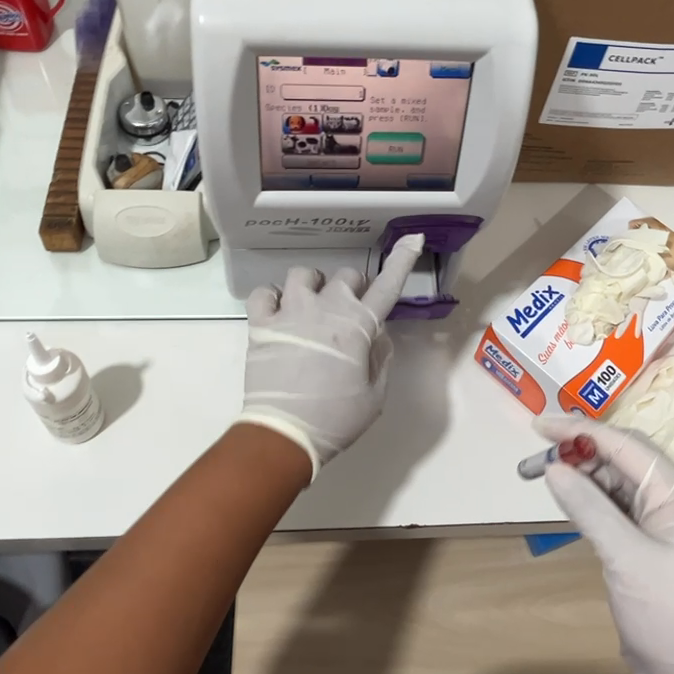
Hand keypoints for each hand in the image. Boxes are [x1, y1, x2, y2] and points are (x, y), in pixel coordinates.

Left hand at [235, 234, 425, 478]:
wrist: (284, 434)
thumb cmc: (336, 419)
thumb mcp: (374, 396)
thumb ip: (380, 358)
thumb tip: (376, 335)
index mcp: (359, 326)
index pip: (388, 286)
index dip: (402, 261)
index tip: (413, 238)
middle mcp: (326, 308)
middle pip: (347, 276)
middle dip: (353, 289)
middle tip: (347, 314)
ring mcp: (291, 312)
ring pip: (303, 275)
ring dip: (311, 286)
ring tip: (308, 307)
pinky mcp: (261, 323)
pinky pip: (264, 292)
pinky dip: (271, 298)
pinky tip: (276, 313)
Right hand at [536, 416, 673, 673]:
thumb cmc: (665, 614)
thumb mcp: (626, 559)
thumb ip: (590, 509)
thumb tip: (553, 469)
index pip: (626, 446)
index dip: (582, 431)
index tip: (540, 425)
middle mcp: (667, 498)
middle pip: (618, 456)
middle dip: (577, 447)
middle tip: (536, 450)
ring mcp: (654, 518)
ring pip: (611, 476)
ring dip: (577, 470)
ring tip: (540, 470)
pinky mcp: (639, 537)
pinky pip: (608, 500)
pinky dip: (584, 493)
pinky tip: (563, 492)